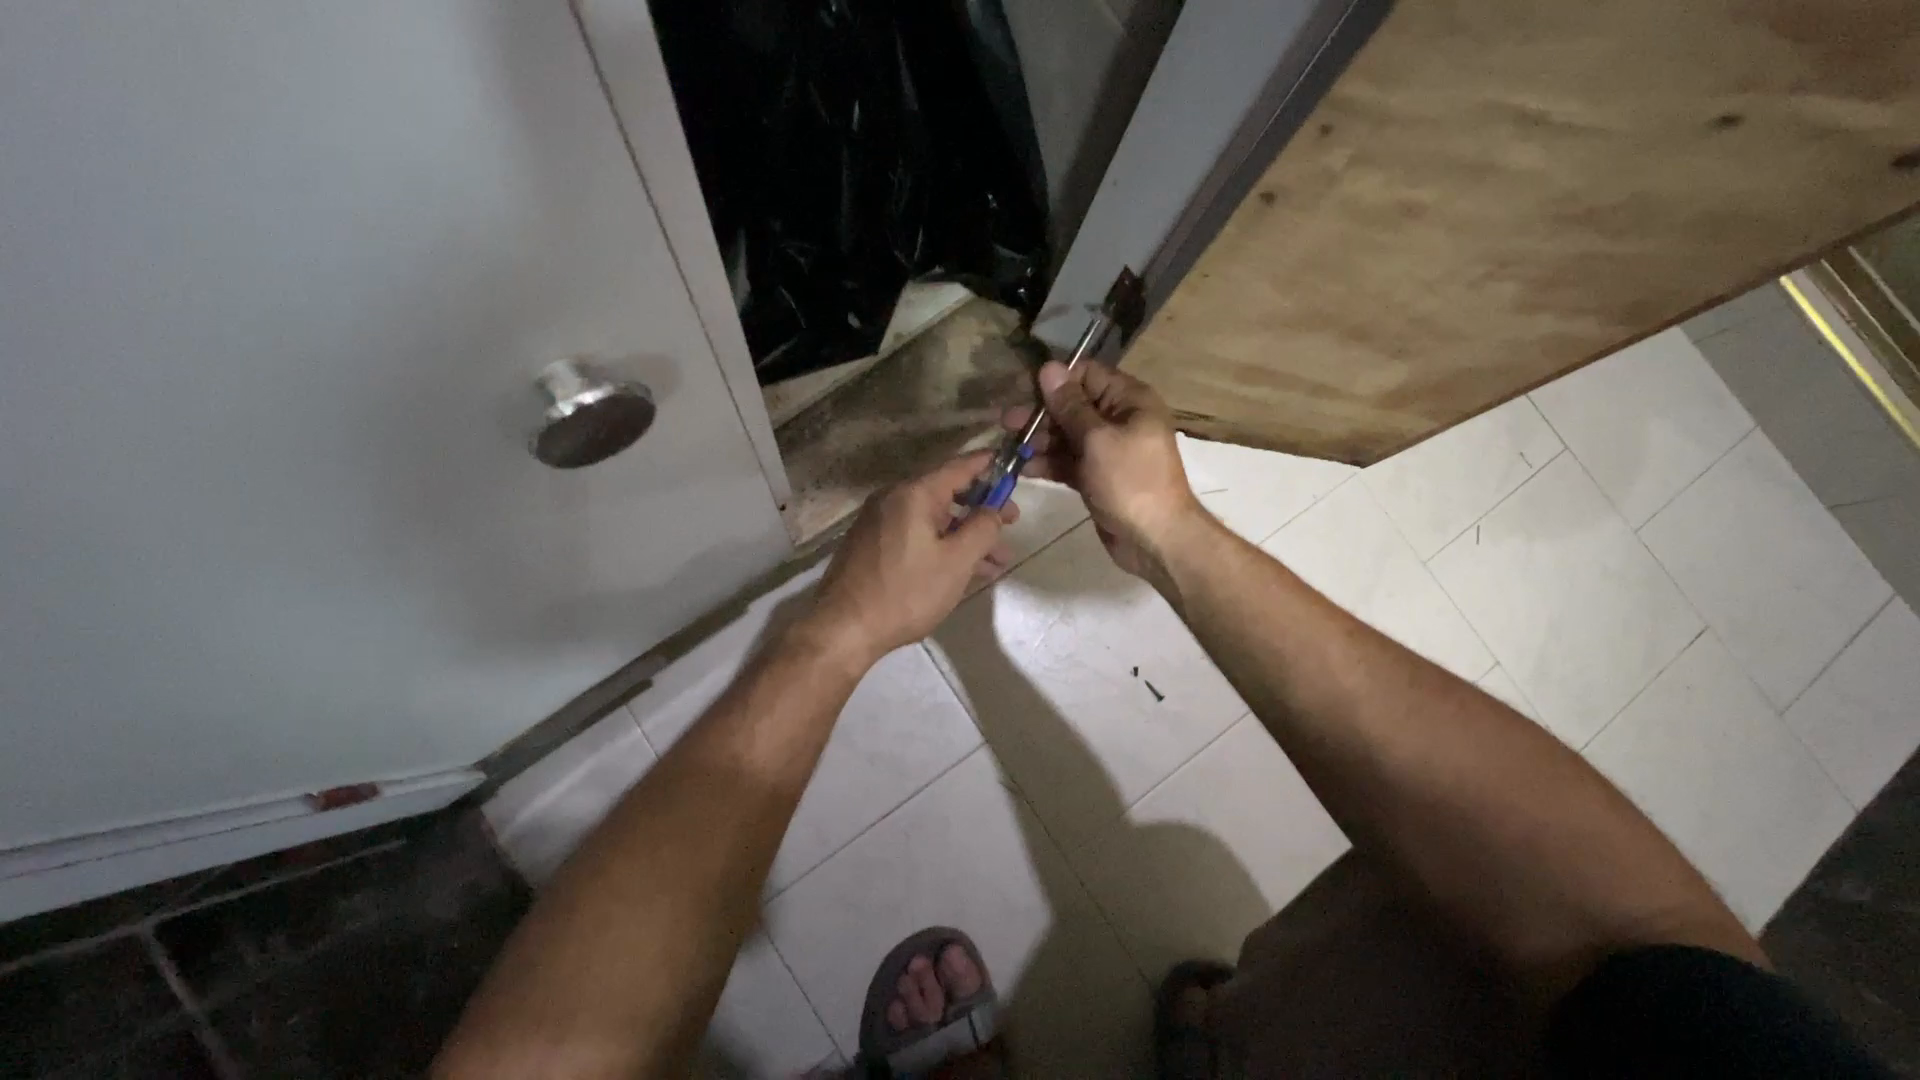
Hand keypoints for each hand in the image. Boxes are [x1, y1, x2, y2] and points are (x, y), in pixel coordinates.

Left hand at [798, 452, 1017, 667]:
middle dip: (981, 509)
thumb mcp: (956, 562)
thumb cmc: (906, 593)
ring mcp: (878, 523)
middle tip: (1011, 524)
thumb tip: (993, 510)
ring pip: (932, 520)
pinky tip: (962, 571)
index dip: (989, 466)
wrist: (843, 629)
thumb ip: (982, 528)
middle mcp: (892, 499)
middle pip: (945, 493)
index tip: (1013, 468)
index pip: (958, 467)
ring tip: (996, 562)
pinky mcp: (872, 546)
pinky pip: (915, 535)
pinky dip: (941, 546)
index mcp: (913, 494)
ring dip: (964, 535)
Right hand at [1002, 361, 1205, 580]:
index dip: (1055, 380)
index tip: (1023, 389)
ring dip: (1040, 440)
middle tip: (1006, 422)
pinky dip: (1049, 463)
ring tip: (1010, 448)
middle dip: (1041, 414)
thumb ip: (1070, 405)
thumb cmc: (1131, 481)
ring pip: (1067, 436)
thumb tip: (1049, 368)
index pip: (1088, 375)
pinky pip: (1069, 461)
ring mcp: (1108, 450)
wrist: (1155, 539)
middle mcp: (1120, 420)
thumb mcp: (1098, 439)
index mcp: (1130, 401)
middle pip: (1074, 406)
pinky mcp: (1097, 476)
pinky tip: (1024, 468)